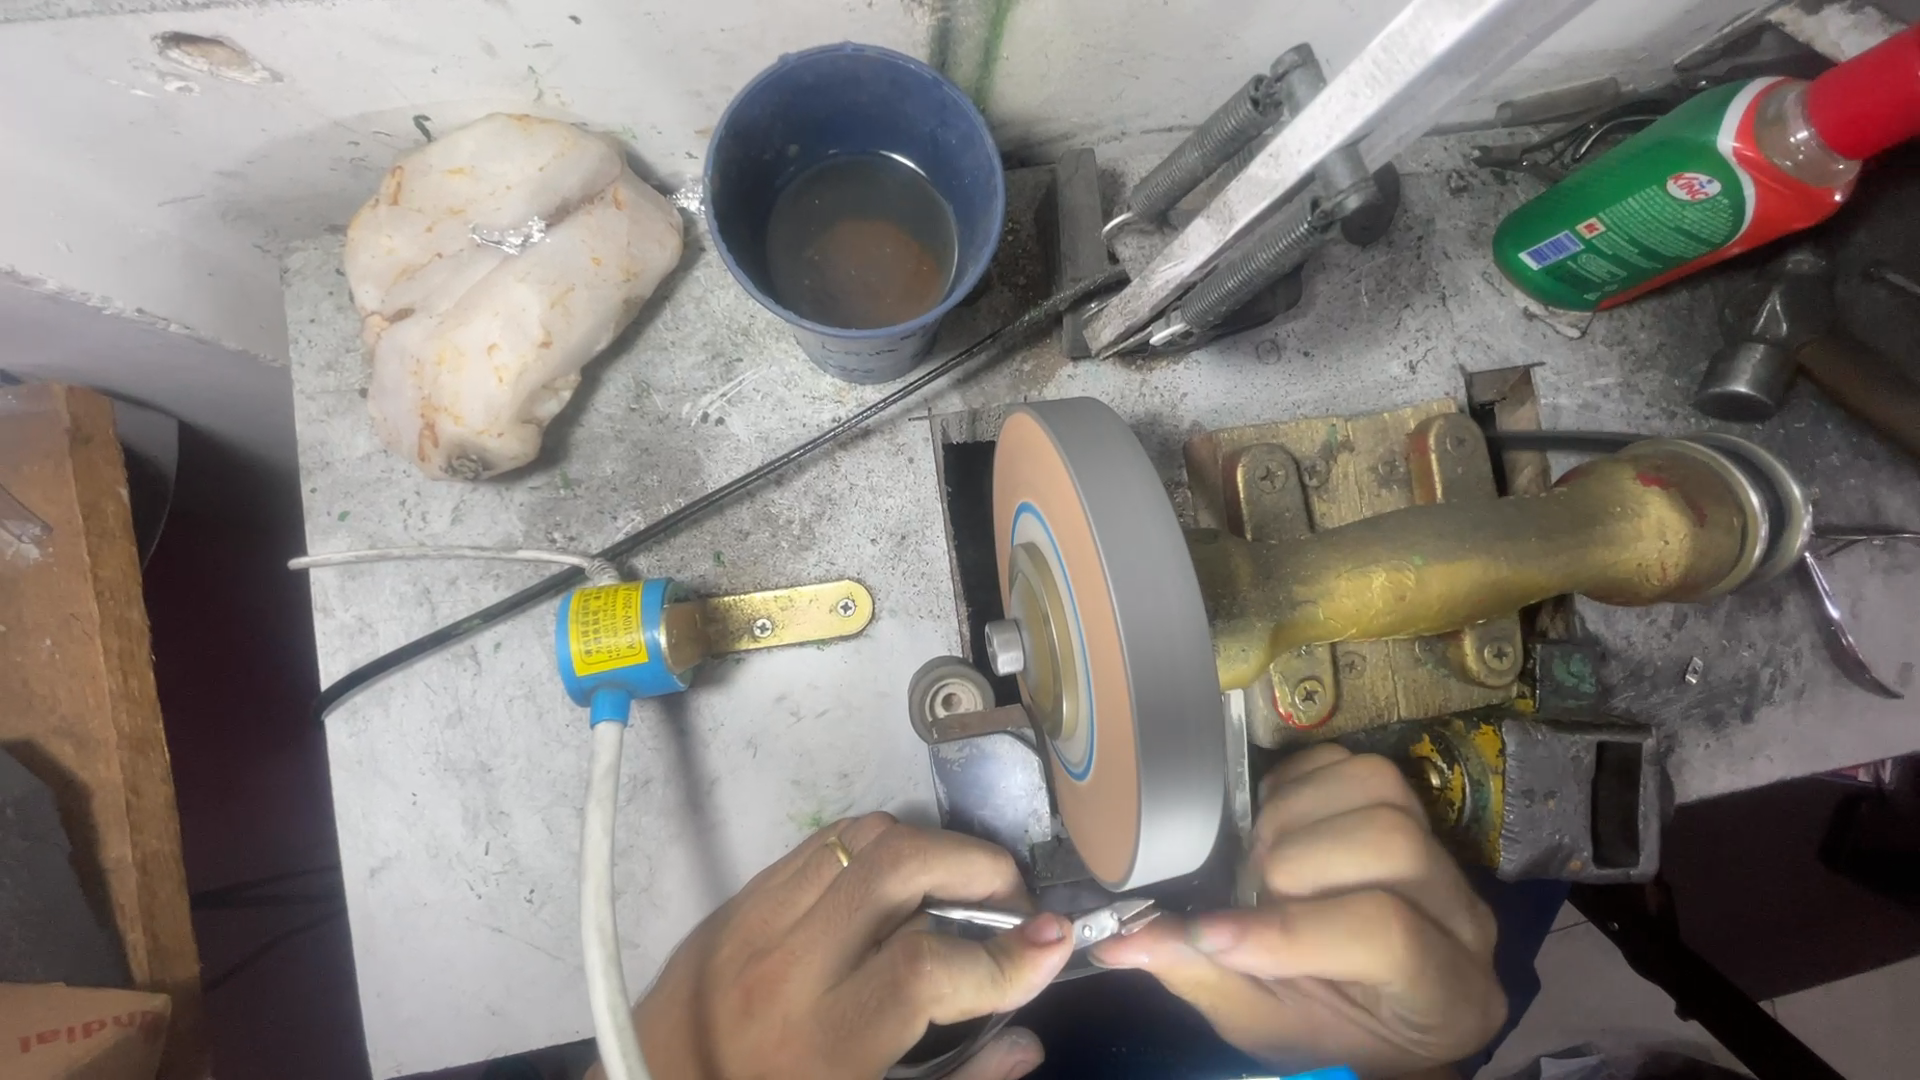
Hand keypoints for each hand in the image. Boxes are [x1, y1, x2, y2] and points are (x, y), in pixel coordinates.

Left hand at [618, 813, 1074, 1079]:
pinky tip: (901, 879)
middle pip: (894, 867)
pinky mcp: (745, 891)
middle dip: (974, 865)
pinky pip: (829, 841)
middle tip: (1011, 895)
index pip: (922, 969)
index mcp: (815, 1044)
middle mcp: (784, 965)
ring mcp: (757, 915)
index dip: (1003, 955)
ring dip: (932, 847)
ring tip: (961, 882)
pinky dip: (883, 847)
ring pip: (863, 838)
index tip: (1054, 941)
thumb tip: (1029, 1034)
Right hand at [1090, 744, 1504, 1076]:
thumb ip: (1202, 977)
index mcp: (1444, 991)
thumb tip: (1121, 941)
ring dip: (1295, 810)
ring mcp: (1438, 850)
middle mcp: (1460, 913)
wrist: (1370, 1002)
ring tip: (1259, 848)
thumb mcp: (1262, 1021)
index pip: (1384, 935)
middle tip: (1248, 881)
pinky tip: (1273, 818)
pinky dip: (1296, 780)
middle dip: (1296, 855)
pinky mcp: (1403, 804)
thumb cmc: (1325, 1024)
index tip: (1211, 931)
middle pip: (1392, 841)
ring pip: (1378, 787)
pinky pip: (1349, 762)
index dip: (1289, 928)